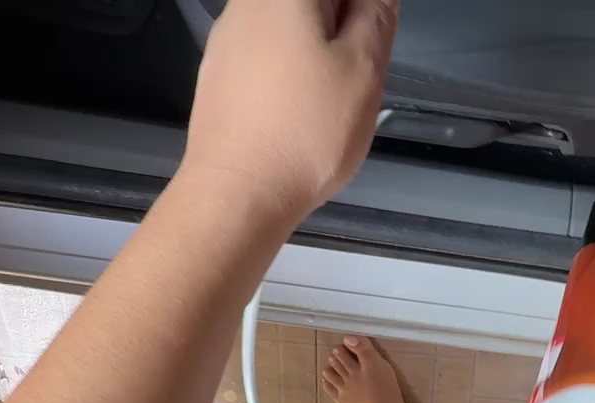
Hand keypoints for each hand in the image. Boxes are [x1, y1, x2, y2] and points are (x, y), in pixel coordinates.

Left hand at [181, 0, 398, 223]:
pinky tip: (297, 118)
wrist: (239, 192)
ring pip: (289, 32)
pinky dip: (290, 80)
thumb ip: (375, 20)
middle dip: (341, 32)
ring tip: (327, 106)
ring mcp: (228, 37)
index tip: (373, 49)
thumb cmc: (306, 134)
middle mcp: (250, 2)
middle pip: (313, 6)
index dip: (366, 15)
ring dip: (317, 57)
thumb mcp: (363, 72)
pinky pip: (266, 61)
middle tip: (355, 82)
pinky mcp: (219, 75)